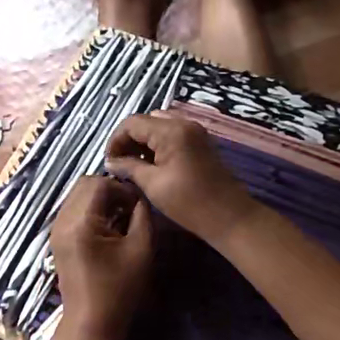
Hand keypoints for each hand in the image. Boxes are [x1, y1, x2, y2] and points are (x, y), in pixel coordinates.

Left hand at [48, 175, 153, 339]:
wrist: (91, 323)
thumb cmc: (119, 288)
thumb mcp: (140, 249)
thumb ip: (142, 215)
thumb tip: (139, 197)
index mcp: (80, 222)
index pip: (100, 183)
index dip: (122, 189)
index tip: (138, 205)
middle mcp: (62, 220)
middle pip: (85, 184)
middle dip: (110, 190)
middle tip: (129, 207)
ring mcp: (56, 229)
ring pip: (77, 195)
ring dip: (99, 199)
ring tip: (120, 217)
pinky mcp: (57, 238)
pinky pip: (73, 209)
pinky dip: (90, 209)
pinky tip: (107, 227)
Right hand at [105, 113, 260, 243]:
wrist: (230, 217)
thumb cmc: (189, 202)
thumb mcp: (153, 184)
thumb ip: (129, 168)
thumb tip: (110, 162)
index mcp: (171, 131)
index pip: (133, 123)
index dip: (116, 140)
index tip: (109, 162)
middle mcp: (183, 123)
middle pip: (146, 121)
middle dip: (129, 140)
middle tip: (120, 164)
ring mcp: (194, 131)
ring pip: (158, 126)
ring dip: (143, 142)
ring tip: (133, 166)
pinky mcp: (200, 142)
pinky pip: (172, 134)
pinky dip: (157, 145)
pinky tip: (151, 165)